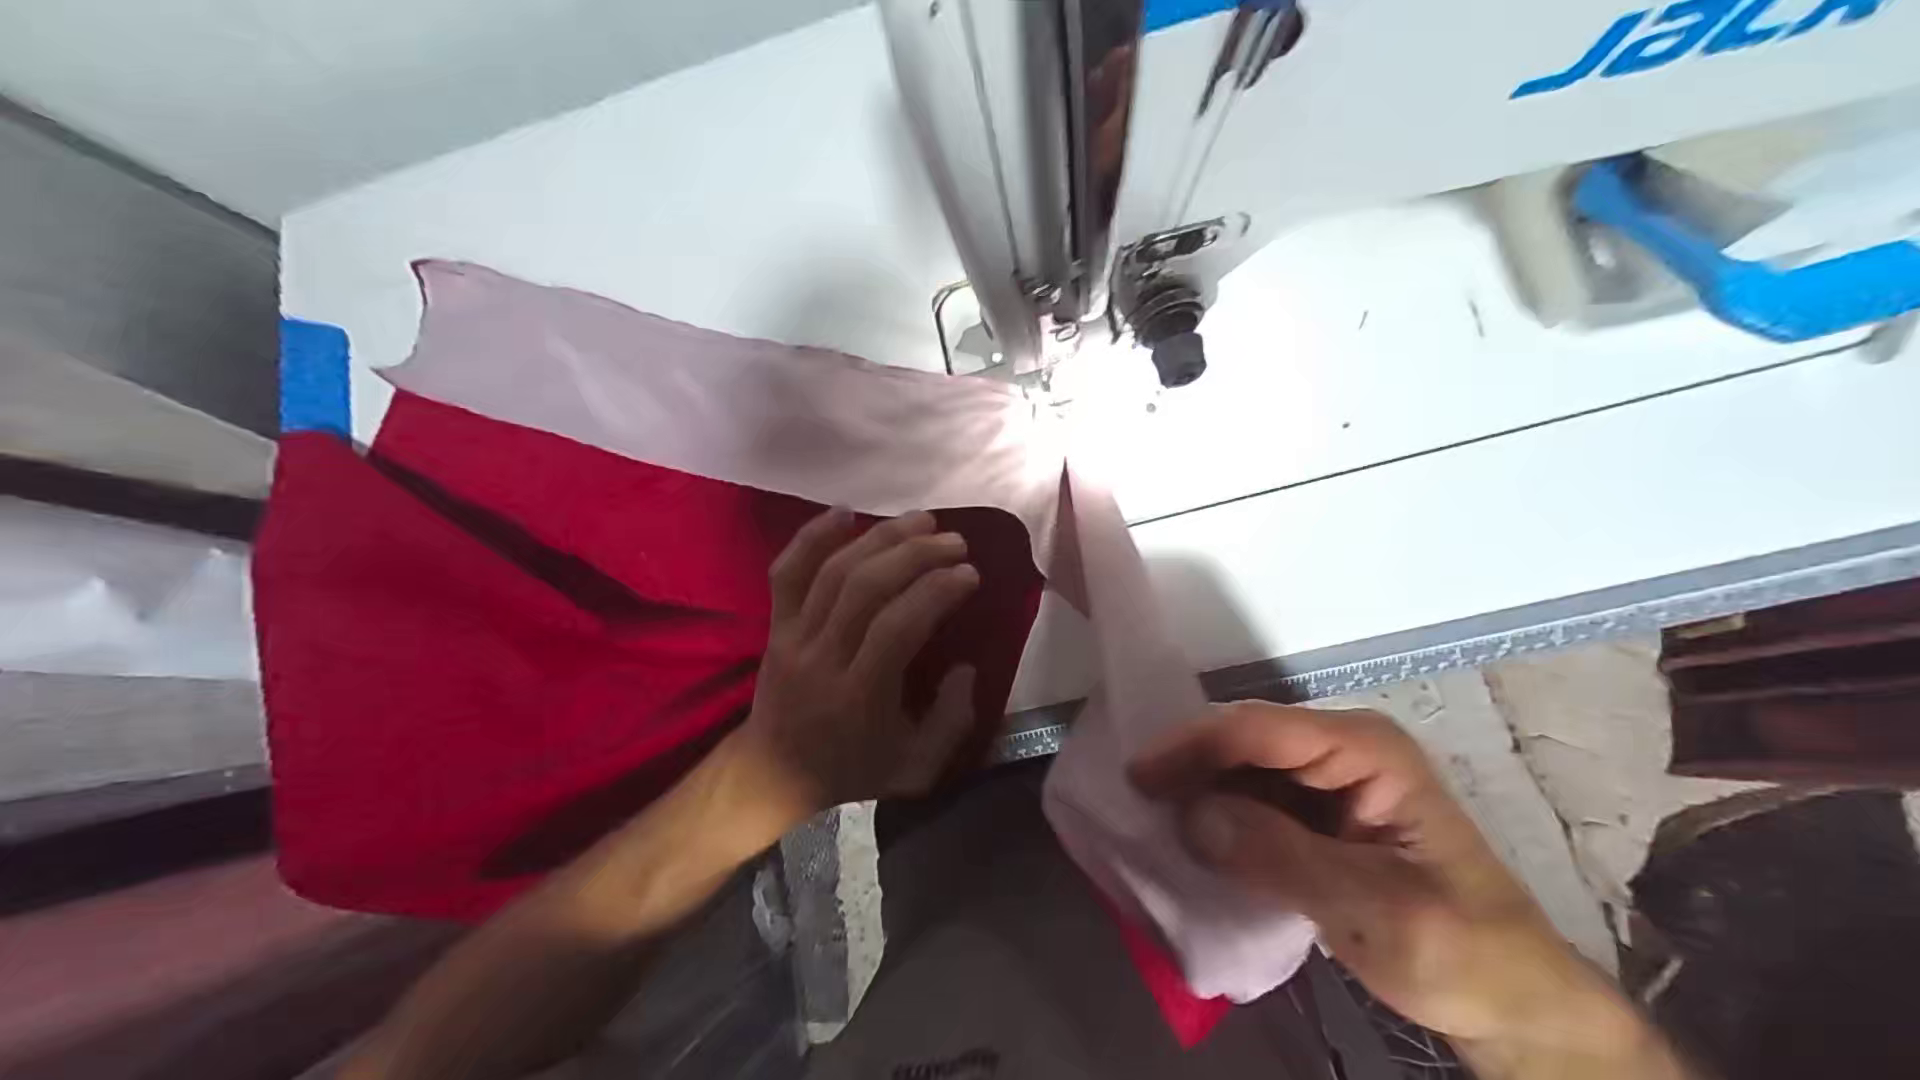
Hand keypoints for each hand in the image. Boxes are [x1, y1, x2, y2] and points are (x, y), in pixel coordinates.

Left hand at [728, 507, 982, 821]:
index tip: (970, 575)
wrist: (773, 779)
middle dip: (915, 555)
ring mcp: (792, 638)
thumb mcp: (915, 770)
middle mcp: (821, 659)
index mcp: (858, 698)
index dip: (936, 592)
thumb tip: (967, 667)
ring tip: (922, 520)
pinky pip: (786, 572)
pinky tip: (845, 511)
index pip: (897, 627)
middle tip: (955, 542)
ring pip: (833, 571)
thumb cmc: (851, 776)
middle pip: (865, 588)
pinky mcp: (774, 627)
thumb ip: (951, 722)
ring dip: (880, 537)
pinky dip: (812, 536)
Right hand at [1128, 703, 1625, 1049]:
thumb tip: (1191, 817)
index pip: (1260, 729)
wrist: (1513, 1002)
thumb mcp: (1378, 911)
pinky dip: (1215, 813)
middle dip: (1188, 763)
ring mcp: (1326, 777)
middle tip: (1137, 798)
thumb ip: (1282, 857)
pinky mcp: (1312, 811)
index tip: (1139, 777)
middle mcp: (1340, 747)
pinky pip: (1249, 797)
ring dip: (1197, 788)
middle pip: (1243, 738)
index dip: (1193, 746)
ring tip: (1150, 814)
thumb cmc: (1463, 951)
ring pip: (1240, 765)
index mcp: (1366, 749)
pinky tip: (1189, 832)